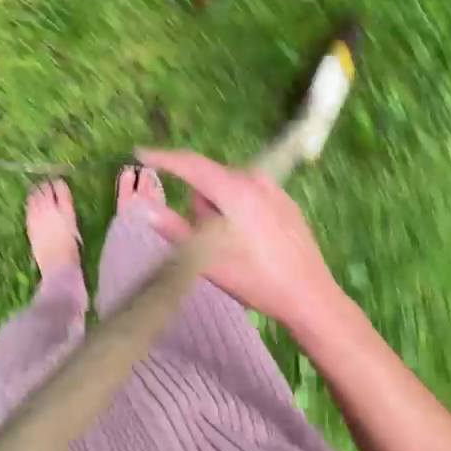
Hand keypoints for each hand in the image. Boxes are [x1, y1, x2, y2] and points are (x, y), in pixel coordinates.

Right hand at [134, 148, 346, 331]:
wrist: (311, 296)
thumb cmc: (256, 279)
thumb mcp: (209, 259)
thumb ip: (174, 229)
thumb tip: (145, 208)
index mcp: (234, 189)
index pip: (190, 164)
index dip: (163, 158)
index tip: (139, 153)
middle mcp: (255, 180)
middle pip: (209, 181)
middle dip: (199, 206)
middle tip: (207, 243)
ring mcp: (273, 189)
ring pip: (228, 190)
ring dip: (219, 210)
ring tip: (233, 249)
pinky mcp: (285, 202)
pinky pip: (249, 196)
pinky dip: (238, 212)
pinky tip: (251, 245)